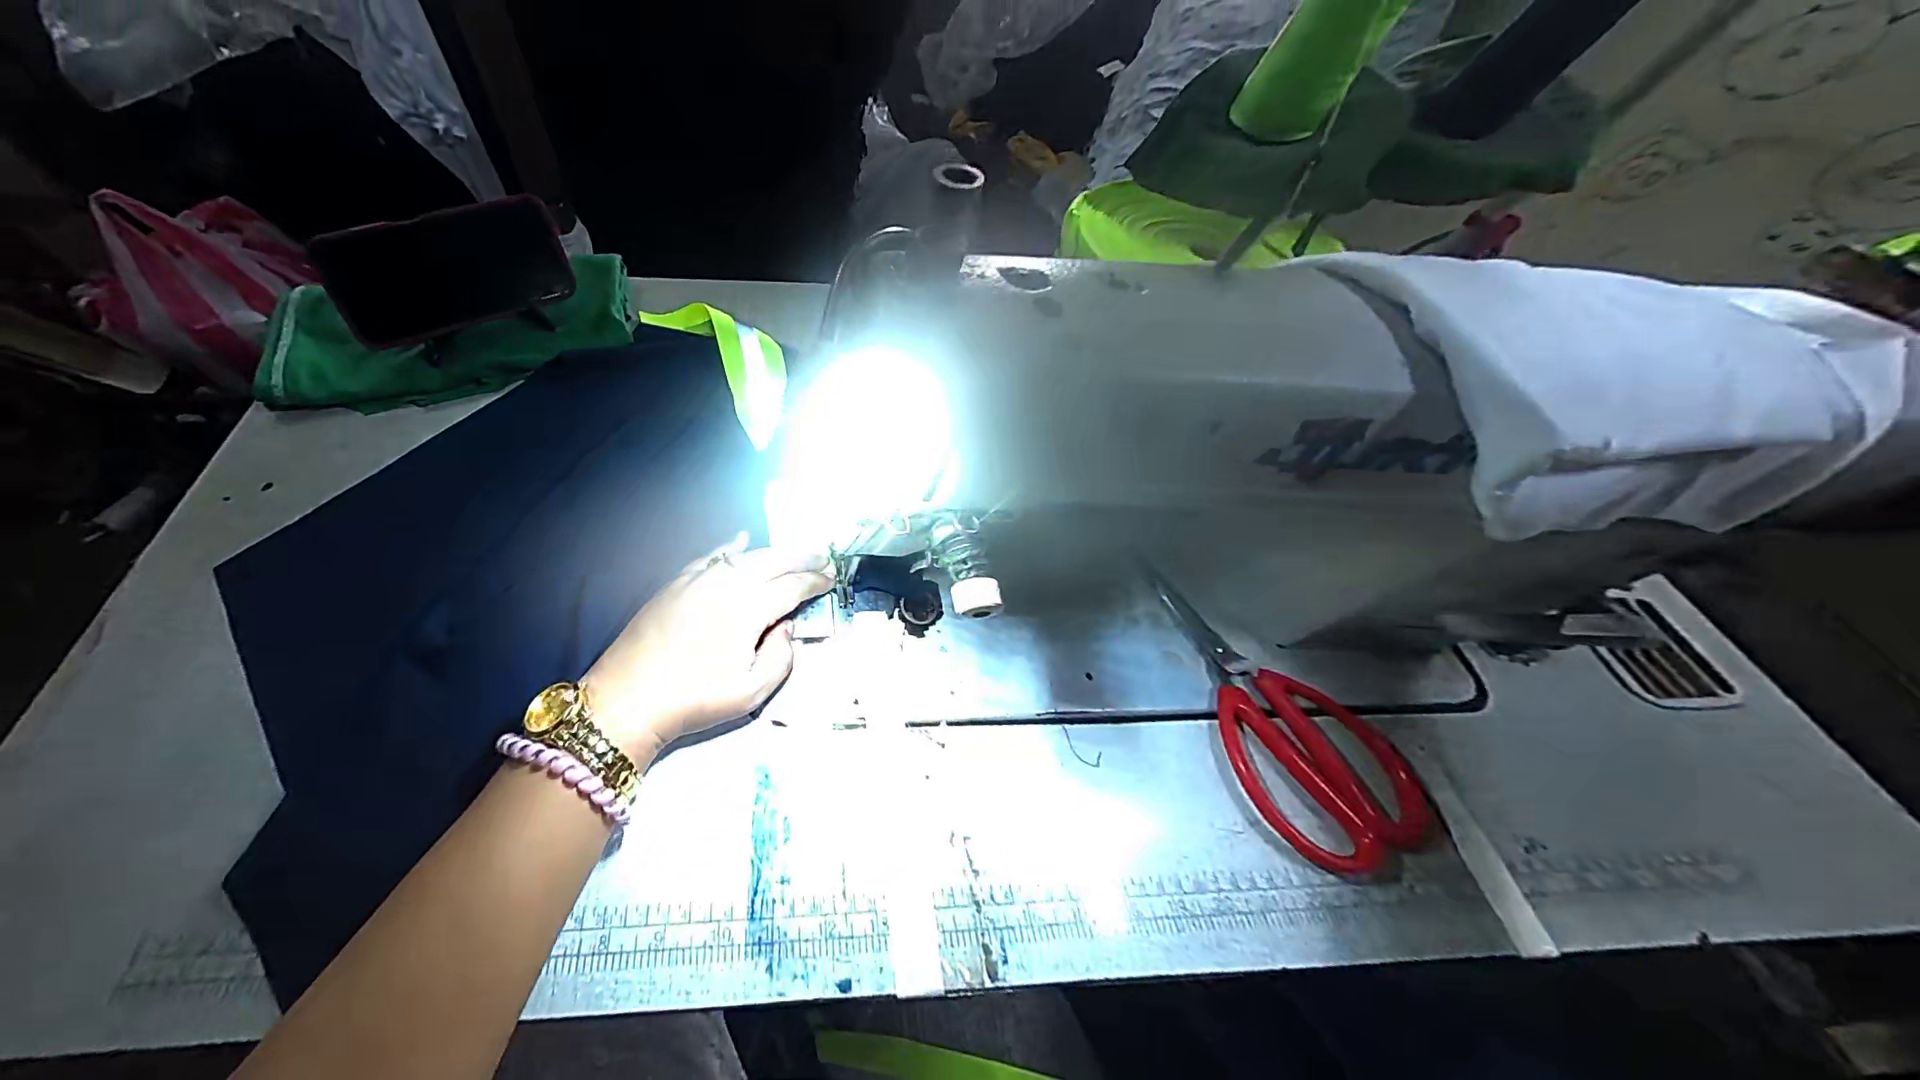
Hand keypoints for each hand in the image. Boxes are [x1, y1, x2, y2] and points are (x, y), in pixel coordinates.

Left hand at [581, 533, 832, 762]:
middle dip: (802, 557)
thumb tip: (784, 629)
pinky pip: (711, 557)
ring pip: (745, 555)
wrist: (626, 699)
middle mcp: (726, 584)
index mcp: (748, 608)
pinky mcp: (676, 583)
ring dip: (773, 552)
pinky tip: (740, 542)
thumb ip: (781, 657)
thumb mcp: (752, 692)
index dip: (816, 581)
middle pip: (773, 560)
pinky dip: (731, 548)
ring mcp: (698, 579)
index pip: (792, 586)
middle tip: (822, 557)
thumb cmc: (693, 699)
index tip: (831, 578)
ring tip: (791, 554)